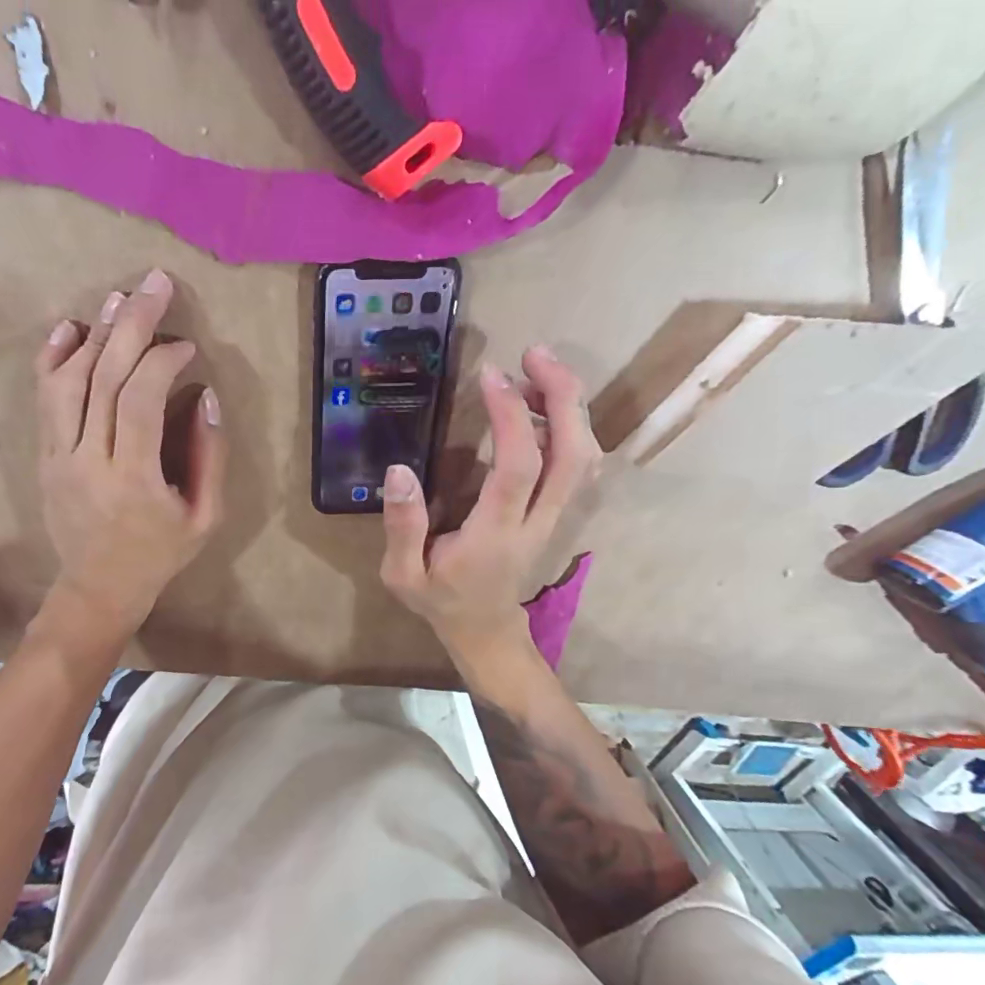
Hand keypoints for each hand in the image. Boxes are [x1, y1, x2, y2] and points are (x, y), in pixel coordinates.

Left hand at [33, 268, 225, 636]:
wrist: (97, 587)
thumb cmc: (158, 555)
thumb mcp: (204, 518)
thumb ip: (209, 458)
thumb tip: (204, 395)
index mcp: (132, 479)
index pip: (139, 400)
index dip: (162, 361)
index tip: (186, 346)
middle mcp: (88, 460)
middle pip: (103, 378)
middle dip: (132, 325)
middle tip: (155, 284)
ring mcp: (58, 457)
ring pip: (67, 382)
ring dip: (94, 335)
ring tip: (118, 299)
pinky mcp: (44, 457)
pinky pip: (43, 401)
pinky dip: (53, 361)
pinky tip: (69, 329)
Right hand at [379, 345, 599, 671]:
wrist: (485, 630)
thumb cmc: (439, 600)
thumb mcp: (402, 574)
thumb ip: (402, 525)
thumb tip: (398, 471)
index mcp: (496, 534)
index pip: (518, 467)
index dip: (511, 416)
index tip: (491, 375)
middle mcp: (537, 521)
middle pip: (573, 453)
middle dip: (563, 396)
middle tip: (534, 355)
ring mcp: (555, 517)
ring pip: (586, 457)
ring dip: (572, 407)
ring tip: (540, 370)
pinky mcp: (558, 513)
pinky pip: (580, 464)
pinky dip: (573, 426)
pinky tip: (547, 406)